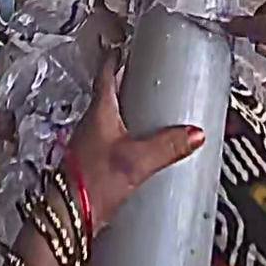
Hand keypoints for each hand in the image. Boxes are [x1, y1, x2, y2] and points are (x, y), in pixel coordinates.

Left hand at [64, 55, 205, 230]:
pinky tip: (140, 146)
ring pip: (110, 115)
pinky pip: (112, 137)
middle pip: (109, 93)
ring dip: (126, 108)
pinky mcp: (95, 162)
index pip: (106, 74)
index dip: (115, 58)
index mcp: (99, 110)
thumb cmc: (93, 182)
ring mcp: (92, 142)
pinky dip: (126, 133)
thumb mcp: (137, 160)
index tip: (125, 48)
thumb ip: (168, 146)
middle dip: (126, 83)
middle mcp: (92, 121)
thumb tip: (196, 134)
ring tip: (149, 109)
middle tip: (145, 77)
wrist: (69, 217)